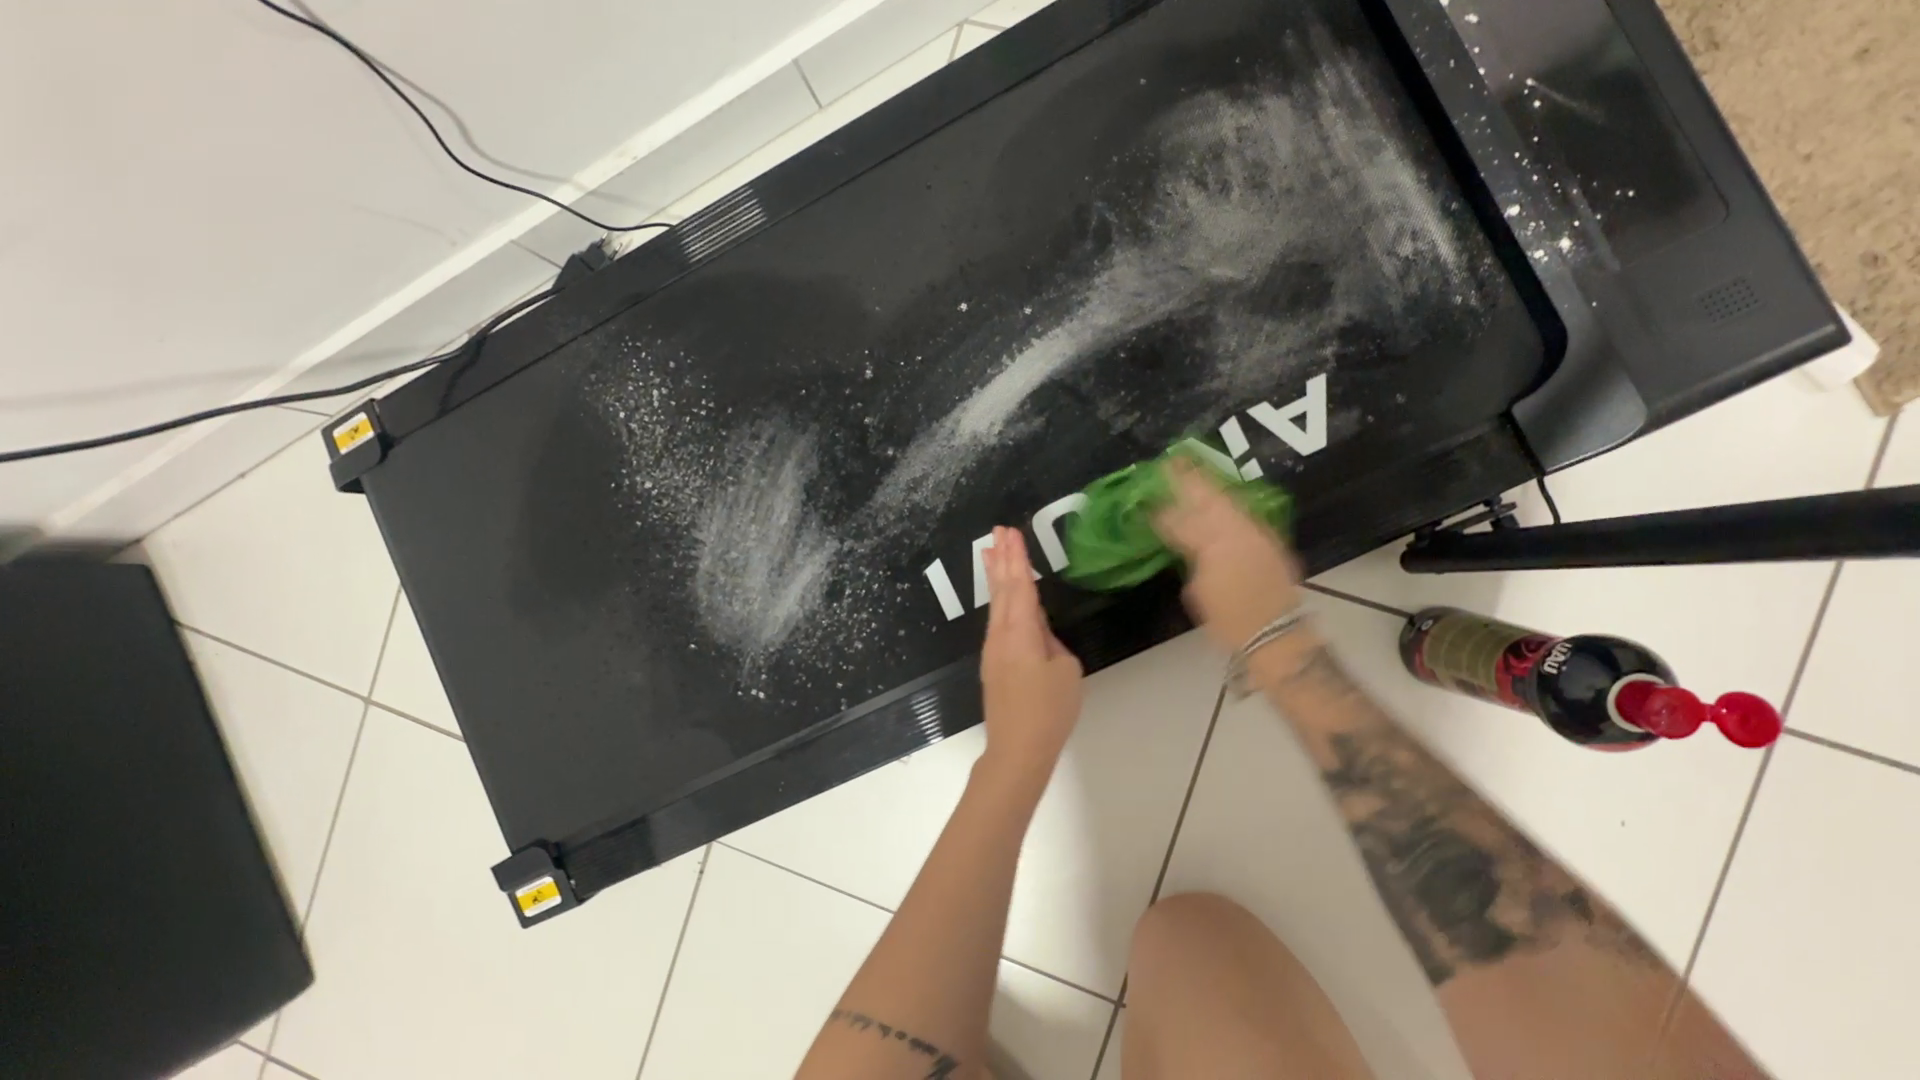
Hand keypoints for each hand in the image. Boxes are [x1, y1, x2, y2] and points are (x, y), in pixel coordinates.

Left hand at [979, 526, 1083, 788]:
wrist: (1017, 749)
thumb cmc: (1049, 710)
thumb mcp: (1066, 670)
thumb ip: (1052, 643)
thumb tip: (1039, 636)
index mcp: (1021, 632)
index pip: (1020, 586)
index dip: (1018, 559)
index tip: (1012, 533)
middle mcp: (1001, 635)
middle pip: (1002, 590)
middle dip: (1002, 559)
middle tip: (998, 531)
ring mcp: (994, 651)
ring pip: (996, 605)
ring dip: (996, 577)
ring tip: (992, 552)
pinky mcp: (994, 665)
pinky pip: (997, 622)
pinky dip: (998, 600)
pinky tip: (1001, 597)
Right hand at [1153, 458, 1303, 653]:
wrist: (1276, 633)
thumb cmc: (1229, 618)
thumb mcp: (1198, 589)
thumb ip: (1191, 556)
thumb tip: (1185, 538)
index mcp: (1215, 541)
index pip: (1184, 516)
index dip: (1167, 502)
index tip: (1152, 487)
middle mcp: (1238, 530)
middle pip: (1211, 498)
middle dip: (1191, 480)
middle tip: (1175, 462)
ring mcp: (1258, 534)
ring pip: (1230, 503)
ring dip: (1211, 489)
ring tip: (1197, 476)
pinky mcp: (1271, 543)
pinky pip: (1244, 515)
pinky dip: (1228, 506)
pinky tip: (1222, 506)